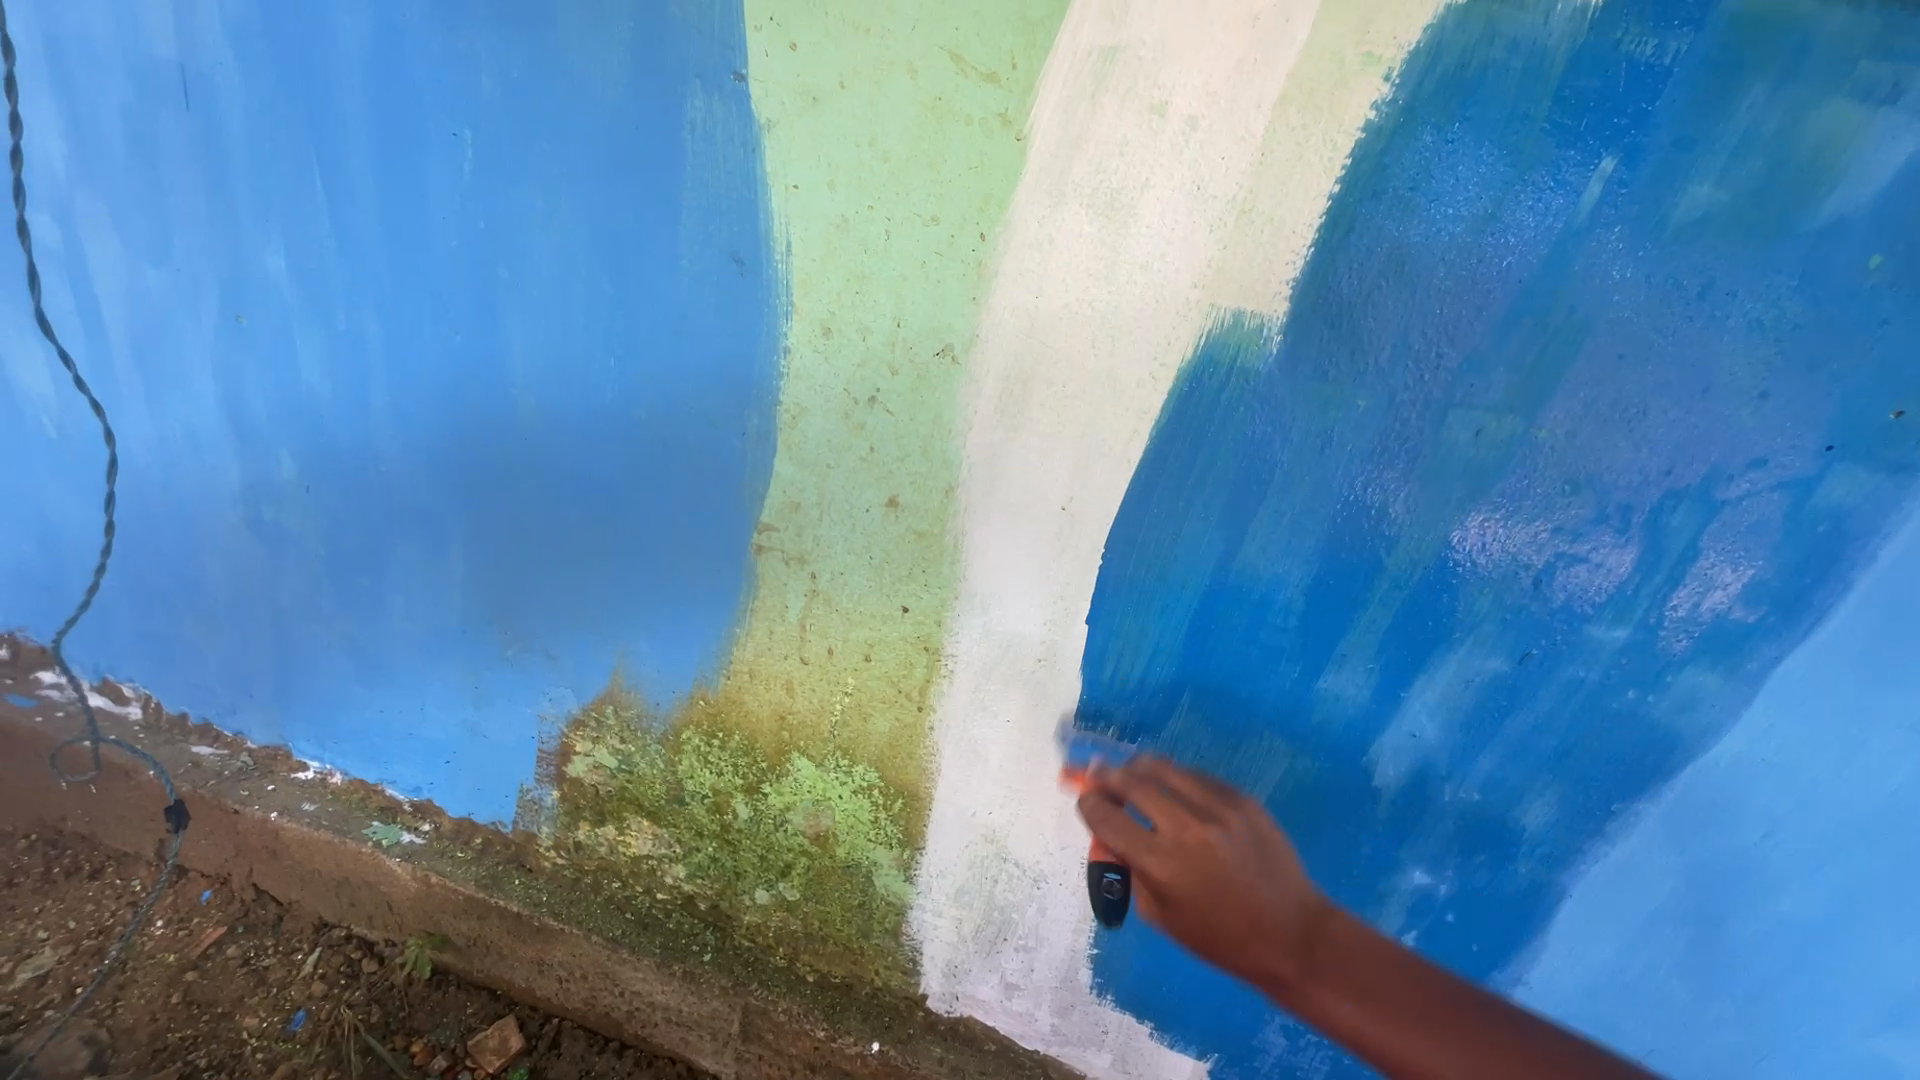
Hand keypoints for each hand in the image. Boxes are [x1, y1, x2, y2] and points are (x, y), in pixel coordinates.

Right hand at [1075, 755, 1330, 989]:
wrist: (1292, 934)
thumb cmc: (1219, 937)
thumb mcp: (1159, 915)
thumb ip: (1126, 868)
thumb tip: (1107, 831)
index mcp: (1161, 863)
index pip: (1106, 817)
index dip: (1088, 804)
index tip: (1085, 799)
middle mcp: (1186, 827)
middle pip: (1130, 781)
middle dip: (1107, 776)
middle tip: (1097, 775)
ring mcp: (1218, 808)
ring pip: (1163, 768)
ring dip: (1138, 768)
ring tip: (1130, 774)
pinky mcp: (1242, 799)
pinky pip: (1195, 776)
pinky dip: (1174, 778)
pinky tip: (1172, 788)